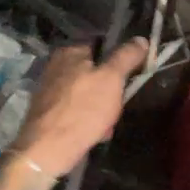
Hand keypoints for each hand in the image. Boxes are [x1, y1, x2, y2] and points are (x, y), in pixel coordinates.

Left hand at [10, 38, 150, 177]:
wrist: (48, 150)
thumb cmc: (82, 110)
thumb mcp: (111, 79)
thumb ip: (126, 57)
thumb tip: (141, 39)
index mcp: (69, 52)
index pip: (103, 48)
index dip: (120, 63)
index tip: (130, 80)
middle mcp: (56, 66)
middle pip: (96, 74)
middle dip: (111, 92)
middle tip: (116, 108)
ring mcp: (50, 90)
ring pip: (89, 95)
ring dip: (101, 110)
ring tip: (105, 126)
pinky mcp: (48, 112)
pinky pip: (77, 111)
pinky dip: (87, 121)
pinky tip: (93, 133)